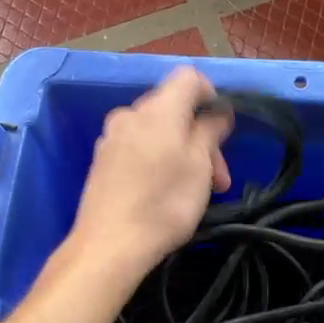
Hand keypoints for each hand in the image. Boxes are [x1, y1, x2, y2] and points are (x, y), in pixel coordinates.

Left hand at [71, 66, 231, 275]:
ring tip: (193, 192)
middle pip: (173, 110)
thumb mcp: (200, 165)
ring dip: (180, 156)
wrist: (109, 245)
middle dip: (200, 139)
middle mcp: (129, 114)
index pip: (189, 77)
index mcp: (157, 108)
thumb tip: (217, 111)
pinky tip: (161, 196)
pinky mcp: (100, 164)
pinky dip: (156, 165)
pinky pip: (137, 152)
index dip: (212, 96)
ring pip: (156, 134)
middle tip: (217, 180)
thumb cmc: (164, 204)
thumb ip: (210, 130)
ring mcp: (110, 139)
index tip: (223, 130)